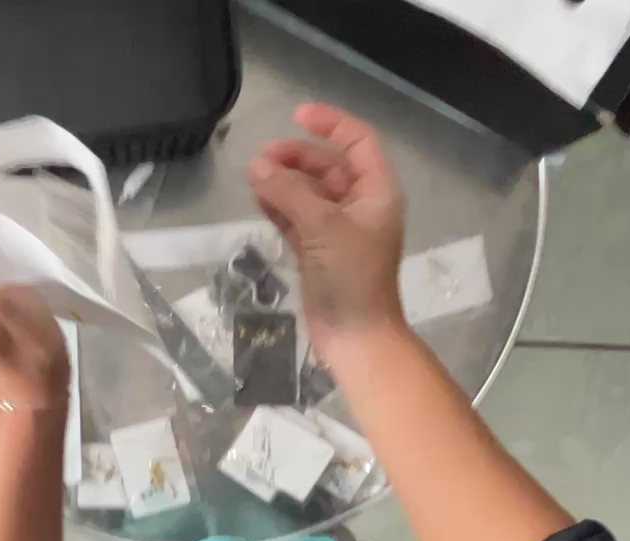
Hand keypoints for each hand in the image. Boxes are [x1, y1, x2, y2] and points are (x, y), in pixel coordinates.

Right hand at [246, 104, 408, 356]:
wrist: (355, 336)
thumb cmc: (352, 278)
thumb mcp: (323, 228)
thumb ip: (289, 193)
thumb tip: (257, 166)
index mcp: (376, 192)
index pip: (356, 142)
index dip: (329, 124)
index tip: (296, 116)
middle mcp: (359, 207)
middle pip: (327, 167)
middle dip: (296, 158)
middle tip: (262, 159)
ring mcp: (337, 232)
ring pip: (308, 195)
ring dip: (283, 183)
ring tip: (253, 177)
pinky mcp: (317, 254)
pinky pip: (297, 220)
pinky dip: (279, 208)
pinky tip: (259, 199)